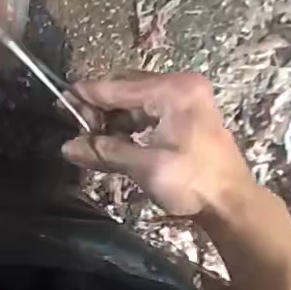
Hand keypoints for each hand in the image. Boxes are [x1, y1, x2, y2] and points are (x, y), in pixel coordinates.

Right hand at [62, 72, 257, 217]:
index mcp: (174, 91)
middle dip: (98, 108)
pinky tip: (112, 140)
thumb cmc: (193, 182)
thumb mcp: (145, 167)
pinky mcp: (184, 114)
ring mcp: (185, 99)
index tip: (59, 103)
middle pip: (126, 88)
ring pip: (134, 100)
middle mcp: (180, 86)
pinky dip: (127, 124)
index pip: (119, 87)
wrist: (231, 203)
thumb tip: (67, 147)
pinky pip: (147, 111)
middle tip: (76, 129)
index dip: (87, 96)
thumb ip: (105, 152)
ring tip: (91, 138)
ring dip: (112, 118)